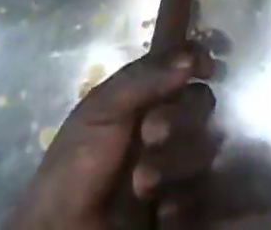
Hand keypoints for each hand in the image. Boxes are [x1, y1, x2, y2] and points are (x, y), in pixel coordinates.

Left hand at [7, 47, 217, 229]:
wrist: (65, 228)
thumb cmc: (77, 161)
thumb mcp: (101, 109)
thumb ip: (144, 79)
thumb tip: (189, 59)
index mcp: (145, 95)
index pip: (182, 67)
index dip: (197, 62)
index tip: (205, 68)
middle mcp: (166, 123)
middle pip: (201, 104)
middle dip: (180, 118)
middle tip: (149, 134)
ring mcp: (176, 165)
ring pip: (205, 150)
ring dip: (175, 164)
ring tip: (141, 184)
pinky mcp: (183, 205)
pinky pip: (205, 195)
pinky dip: (182, 201)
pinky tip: (160, 210)